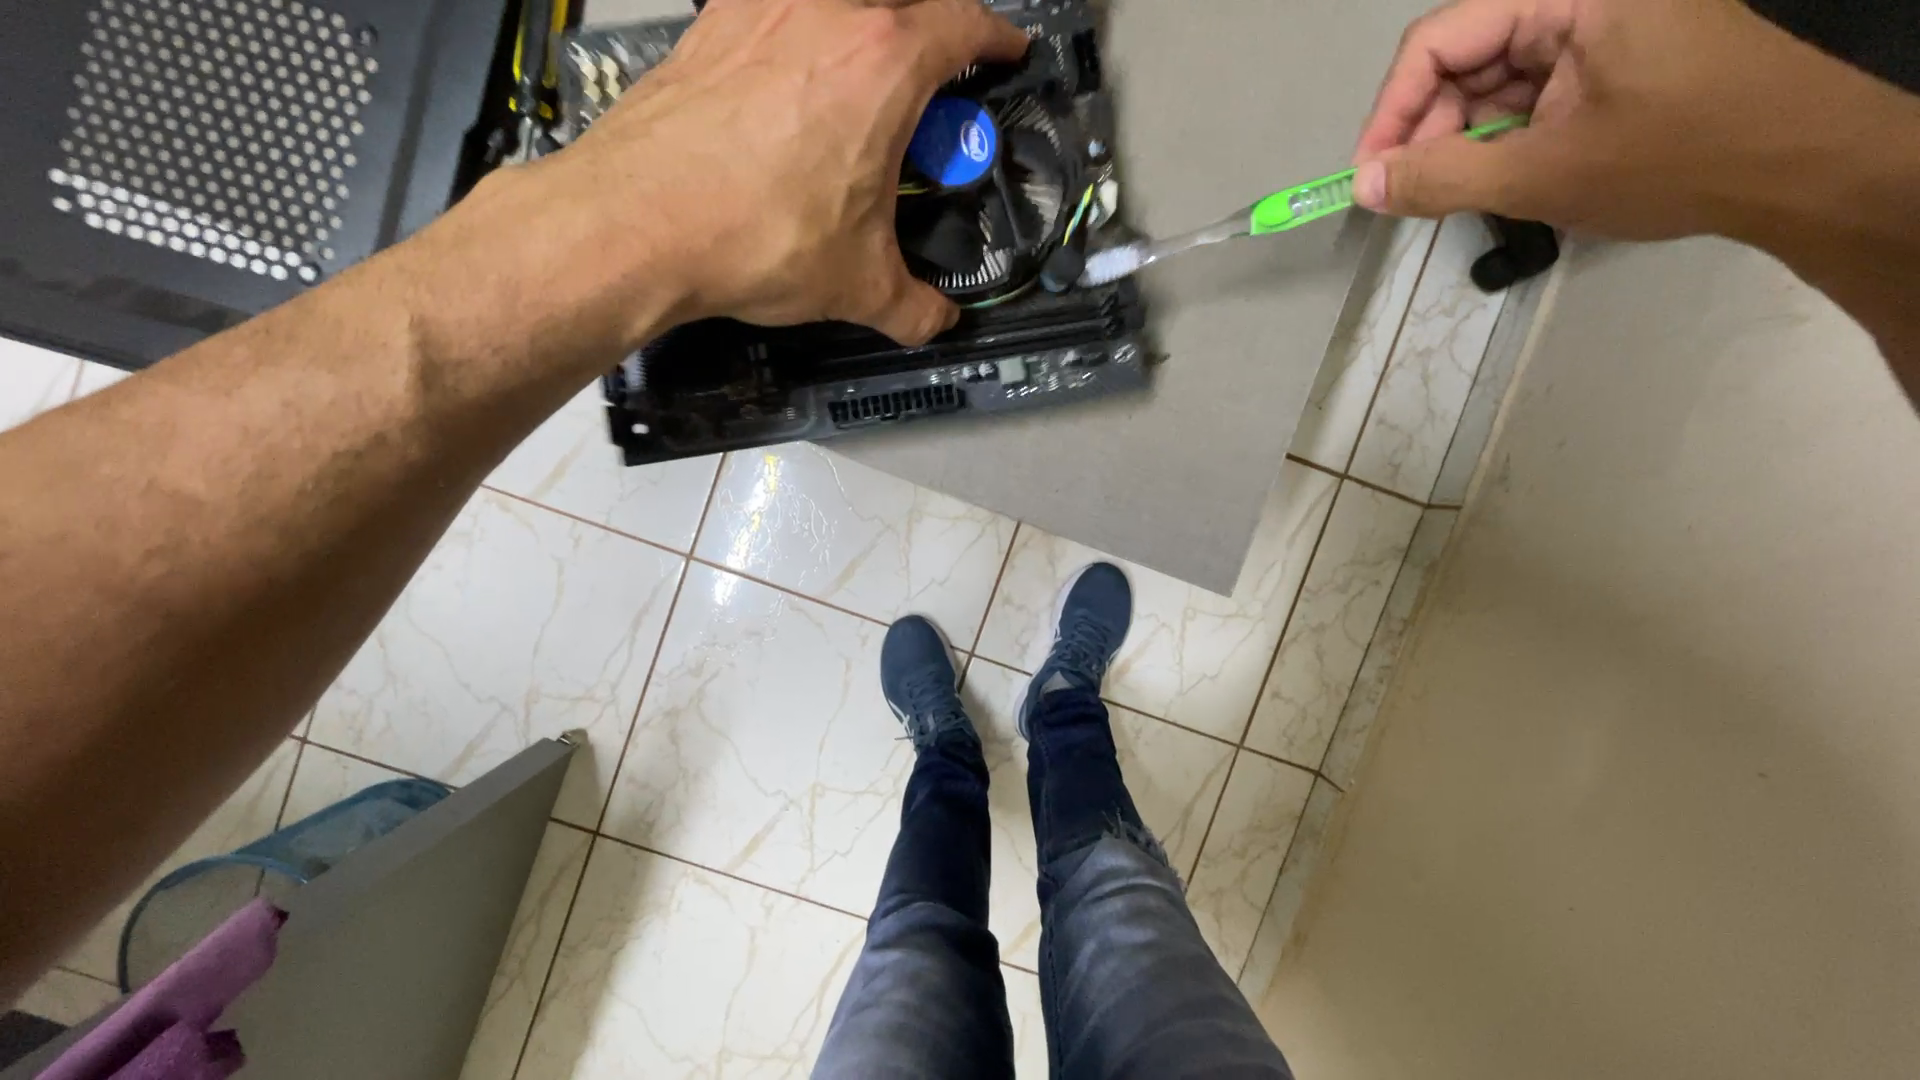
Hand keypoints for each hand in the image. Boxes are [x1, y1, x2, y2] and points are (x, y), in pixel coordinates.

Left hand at [503, 0, 1028, 348]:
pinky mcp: (712, 25)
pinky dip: (797, 46)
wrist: (636, 223)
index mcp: (884, 63)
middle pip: (902, 11)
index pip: (964, 24)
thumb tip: (936, 321)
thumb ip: (914, 306)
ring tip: (852, 105)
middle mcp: (827, 12)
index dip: (994, 40)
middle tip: (922, 110)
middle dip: (926, 51)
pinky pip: (777, 17)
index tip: (1004, 53)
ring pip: (837, 8)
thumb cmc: (756, 237)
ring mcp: (763, 8)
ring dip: (859, 42)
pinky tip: (786, 98)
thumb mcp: (858, 285)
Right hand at [1348, 0, 1897, 244]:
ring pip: (1486, 80)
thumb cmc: (1678, 161)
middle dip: (1425, 129)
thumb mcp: (1542, 175)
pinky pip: (1521, 94)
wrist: (1804, 170)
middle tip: (1409, 194)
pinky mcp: (1603, 58)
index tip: (1368, 177)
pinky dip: (1494, 139)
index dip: (1390, 111)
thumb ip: (1440, 179)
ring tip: (1455, 192)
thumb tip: (1362, 187)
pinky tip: (1494, 176)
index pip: (1440, 39)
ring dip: (1457, 140)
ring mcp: (1593, 26)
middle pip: (1460, 56)